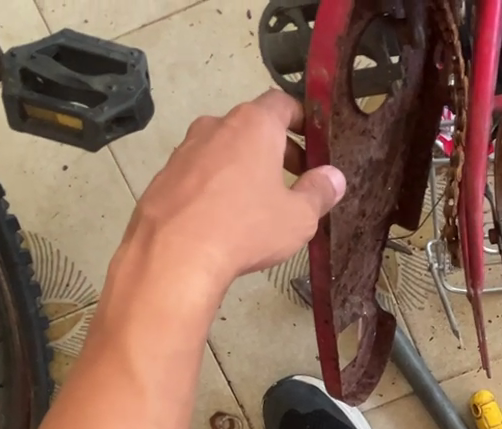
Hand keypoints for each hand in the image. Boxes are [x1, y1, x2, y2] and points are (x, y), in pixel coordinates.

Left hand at [123, 90, 345, 287]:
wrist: (176, 251)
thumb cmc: (247, 227)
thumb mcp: (298, 217)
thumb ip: (319, 192)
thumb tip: (334, 177)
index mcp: (255, 126)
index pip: (282, 103)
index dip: (302, 120)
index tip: (314, 143)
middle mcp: (218, 125)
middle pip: (253, 127)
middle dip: (277, 150)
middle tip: (295, 182)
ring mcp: (187, 148)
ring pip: (226, 150)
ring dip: (247, 168)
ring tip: (260, 205)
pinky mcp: (167, 174)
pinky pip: (203, 173)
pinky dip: (220, 186)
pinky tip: (227, 219)